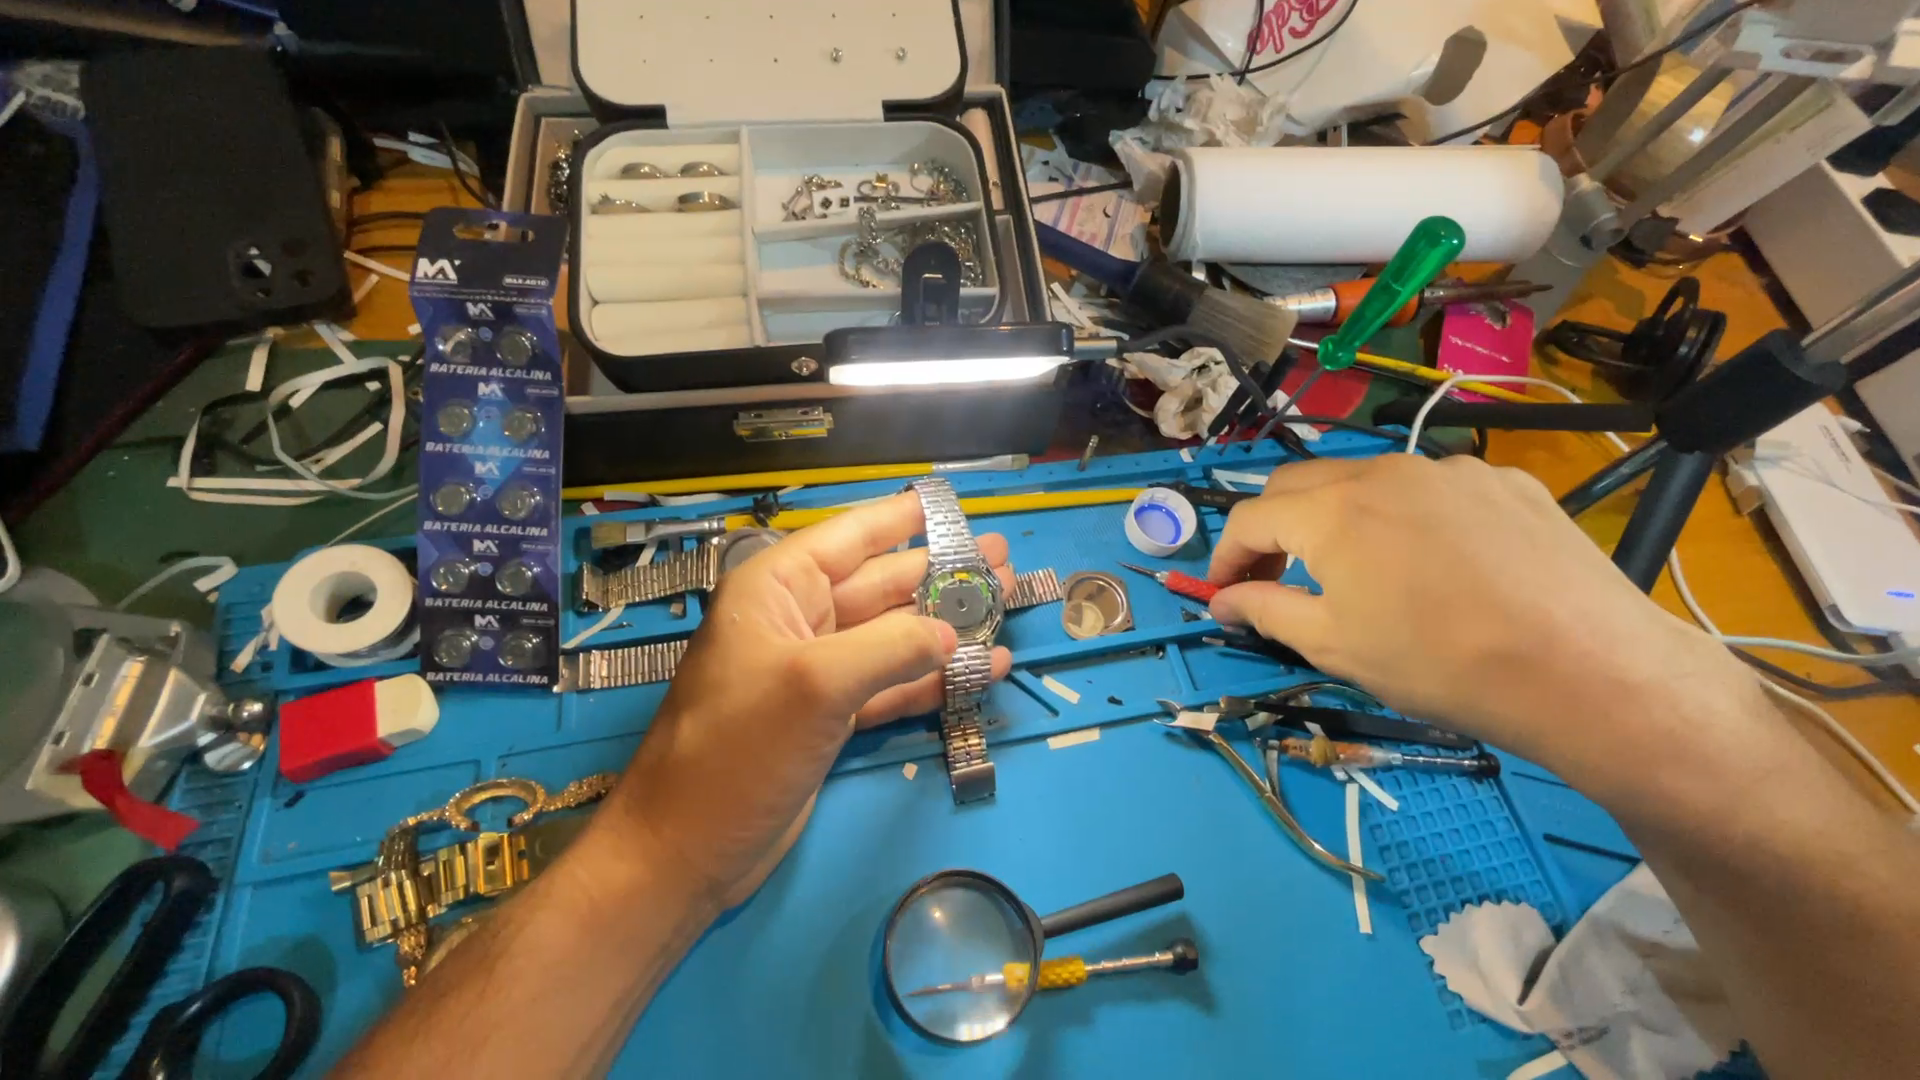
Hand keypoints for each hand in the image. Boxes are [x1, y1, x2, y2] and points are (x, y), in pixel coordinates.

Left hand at [602, 494, 1012, 909]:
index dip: (900, 517)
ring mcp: (818, 673)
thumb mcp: (815, 685)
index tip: (948, 502)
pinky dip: (934, 679)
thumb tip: (954, 633)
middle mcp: (800, 622)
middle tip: (1002, 560)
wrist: (685, 850)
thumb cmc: (737, 749)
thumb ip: (891, 648)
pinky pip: (893, 685)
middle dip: (941, 573)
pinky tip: (984, 669)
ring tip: (1005, 605)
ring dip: (948, 624)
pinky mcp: (832, 718)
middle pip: (882, 584)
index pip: (849, 537)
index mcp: (778, 590)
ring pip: (894, 636)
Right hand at [1205, 455, 1746, 766]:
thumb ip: (1264, 611)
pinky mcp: (1503, 481)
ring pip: (1366, 481)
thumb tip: (1220, 601)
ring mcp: (1448, 469)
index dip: (1225, 555)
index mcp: (1331, 512)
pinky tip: (1434, 561)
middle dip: (1274, 528)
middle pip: (1299, 485)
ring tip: (1359, 569)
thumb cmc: (1439, 664)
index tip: (1222, 592)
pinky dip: (1406, 517)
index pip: (1251, 518)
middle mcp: (1382, 472)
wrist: (1587, 670)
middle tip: (1277, 576)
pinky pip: (1430, 488)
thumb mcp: (1334, 645)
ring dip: (1338, 518)